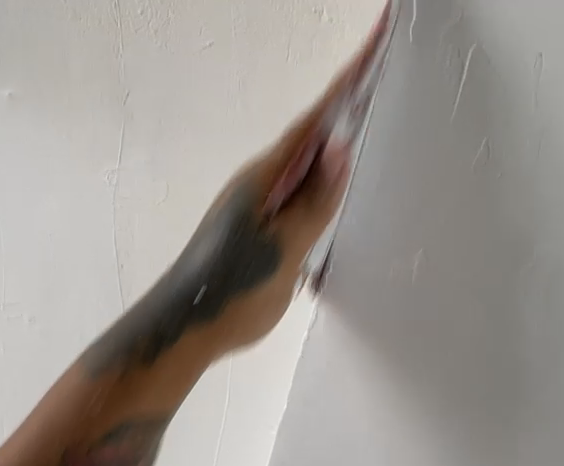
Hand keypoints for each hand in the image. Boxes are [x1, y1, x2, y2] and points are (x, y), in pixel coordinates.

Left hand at [130, 13, 390, 360]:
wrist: (185, 328)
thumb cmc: (233, 291)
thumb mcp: (281, 248)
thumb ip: (312, 202)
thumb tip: (340, 147)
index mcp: (265, 178)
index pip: (316, 121)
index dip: (348, 81)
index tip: (377, 38)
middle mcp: (258, 183)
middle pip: (310, 134)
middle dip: (344, 99)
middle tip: (378, 64)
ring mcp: (254, 206)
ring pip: (301, 163)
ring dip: (331, 137)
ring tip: (360, 111)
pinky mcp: (253, 229)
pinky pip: (294, 189)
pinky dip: (317, 174)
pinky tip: (326, 183)